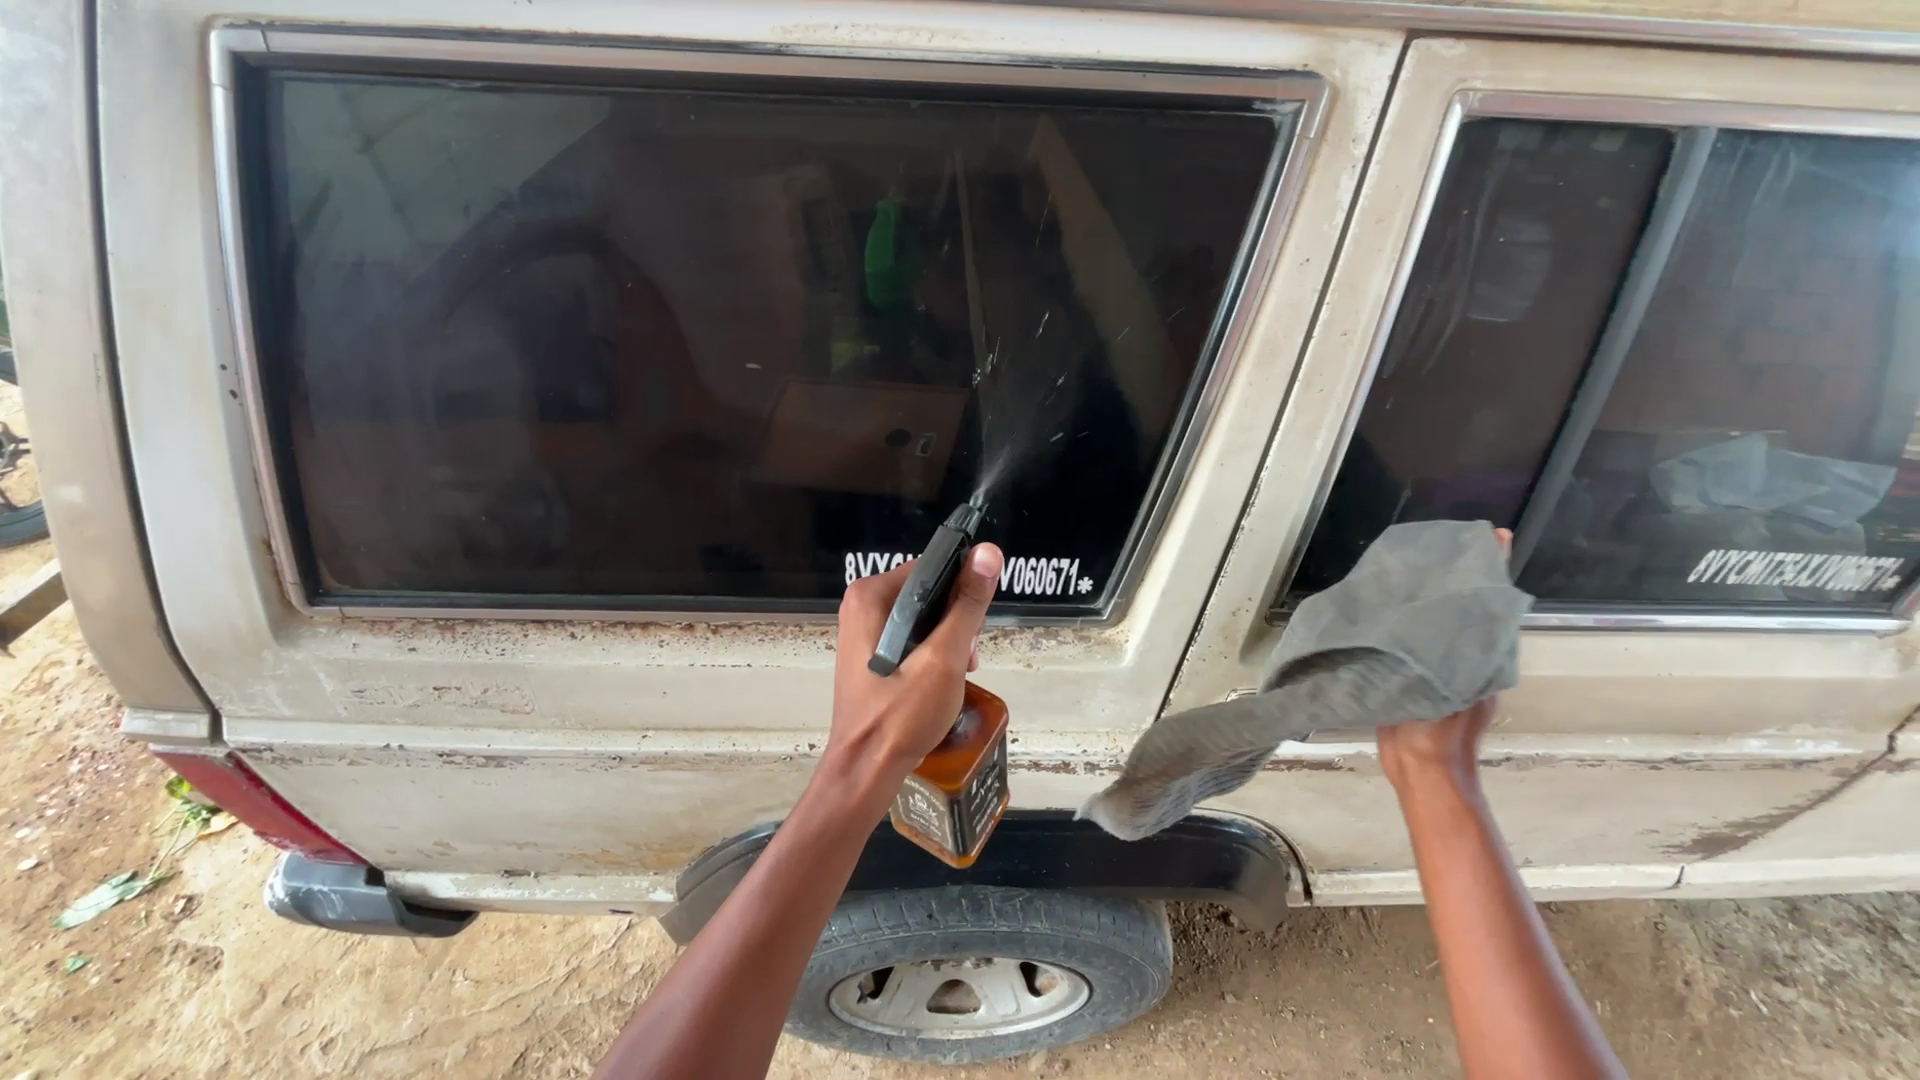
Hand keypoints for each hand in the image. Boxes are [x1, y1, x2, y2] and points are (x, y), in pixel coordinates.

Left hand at [825, 544, 1003, 804]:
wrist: (866, 769)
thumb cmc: (903, 713)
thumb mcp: (944, 656)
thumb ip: (967, 604)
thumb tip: (989, 552)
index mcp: (870, 595)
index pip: (931, 568)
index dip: (962, 592)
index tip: (975, 627)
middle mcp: (860, 605)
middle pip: (927, 593)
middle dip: (956, 622)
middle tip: (966, 658)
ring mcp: (862, 632)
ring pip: (922, 618)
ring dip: (948, 641)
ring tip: (958, 674)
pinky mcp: (868, 656)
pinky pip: (910, 639)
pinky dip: (931, 654)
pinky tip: (942, 680)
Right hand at [1376, 525, 1510, 796]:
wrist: (1421, 770)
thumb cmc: (1439, 732)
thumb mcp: (1451, 685)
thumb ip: (1450, 651)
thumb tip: (1451, 605)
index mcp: (1483, 654)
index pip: (1492, 602)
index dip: (1493, 569)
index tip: (1492, 536)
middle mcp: (1467, 656)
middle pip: (1465, 608)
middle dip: (1456, 577)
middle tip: (1434, 545)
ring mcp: (1442, 667)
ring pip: (1437, 622)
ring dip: (1425, 598)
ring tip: (1402, 569)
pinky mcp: (1416, 676)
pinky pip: (1414, 640)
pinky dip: (1403, 622)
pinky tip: (1380, 611)